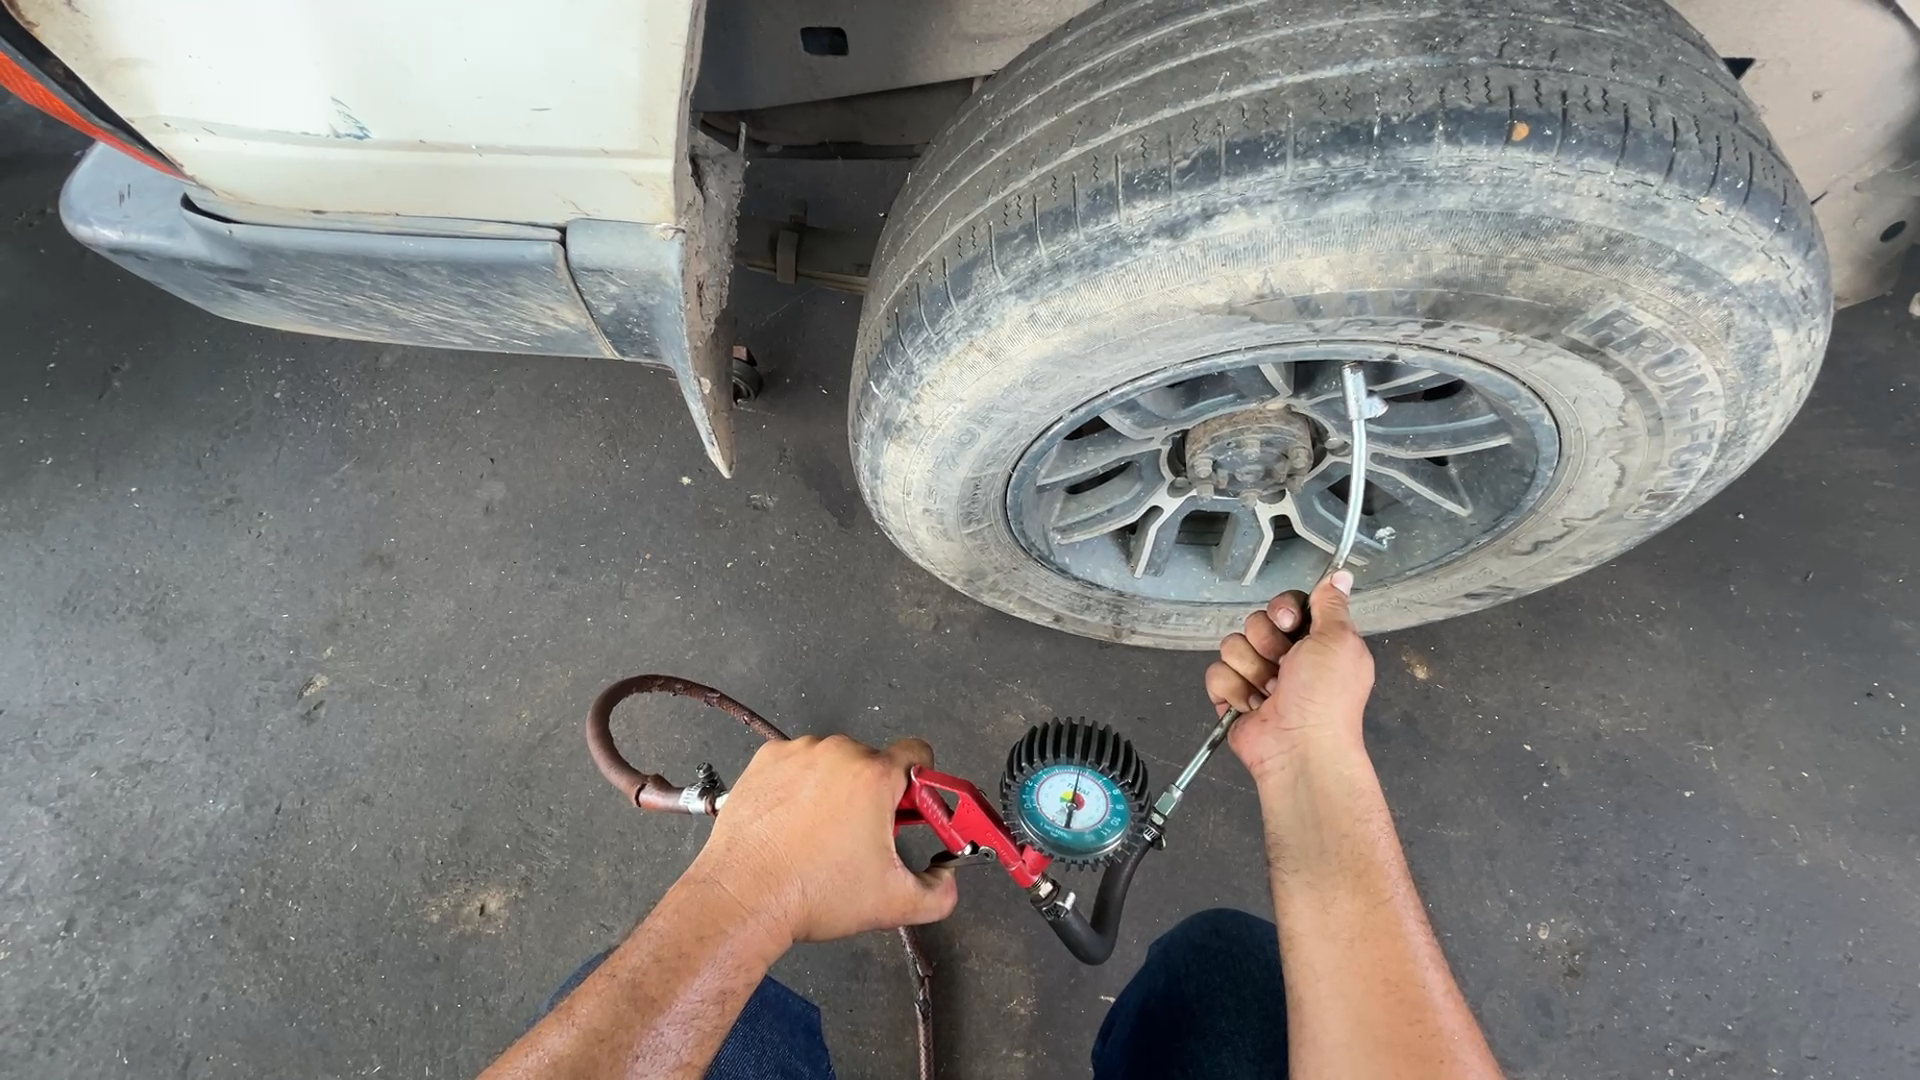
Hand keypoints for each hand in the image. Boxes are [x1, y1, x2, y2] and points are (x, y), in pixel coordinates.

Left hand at [687, 734, 957, 946]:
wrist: (742, 898)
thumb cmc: (812, 894)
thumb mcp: (893, 903)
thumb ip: (939, 892)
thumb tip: (947, 879)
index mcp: (875, 776)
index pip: (918, 754)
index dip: (920, 784)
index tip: (909, 809)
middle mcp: (838, 752)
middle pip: (873, 763)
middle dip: (874, 794)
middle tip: (859, 835)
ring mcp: (799, 752)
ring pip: (834, 762)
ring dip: (835, 787)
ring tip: (818, 833)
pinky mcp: (767, 759)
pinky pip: (797, 762)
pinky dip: (798, 784)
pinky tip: (791, 822)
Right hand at [1206, 570, 1375, 782]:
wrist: (1299, 747)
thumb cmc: (1326, 697)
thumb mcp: (1339, 641)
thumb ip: (1332, 605)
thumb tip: (1339, 575)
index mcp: (1315, 641)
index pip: (1285, 604)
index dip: (1282, 610)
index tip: (1290, 624)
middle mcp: (1285, 656)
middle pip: (1254, 622)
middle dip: (1266, 644)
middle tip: (1285, 668)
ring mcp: (1255, 676)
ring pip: (1231, 646)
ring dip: (1251, 671)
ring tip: (1270, 693)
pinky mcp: (1231, 695)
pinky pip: (1215, 673)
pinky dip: (1233, 690)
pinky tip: (1252, 706)